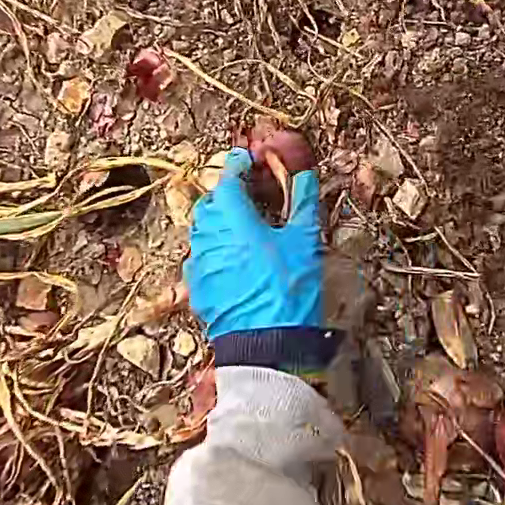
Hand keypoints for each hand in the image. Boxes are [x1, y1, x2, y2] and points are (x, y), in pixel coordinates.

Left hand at [183, 149, 322, 338]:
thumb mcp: (304, 241)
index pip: (227, 180)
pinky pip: (202, 255)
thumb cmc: (288, 290)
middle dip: (228, 192)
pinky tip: (236, 255)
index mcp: (233, 221)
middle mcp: (209, 238)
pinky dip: (216, 246)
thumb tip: (305, 175)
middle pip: (211, 203)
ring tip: (245, 223)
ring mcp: (200, 265)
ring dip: (221, 218)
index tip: (247, 158)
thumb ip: (303, 202)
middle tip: (251, 191)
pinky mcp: (198, 288)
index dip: (237, 165)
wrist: (268, 346)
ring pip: (203, 229)